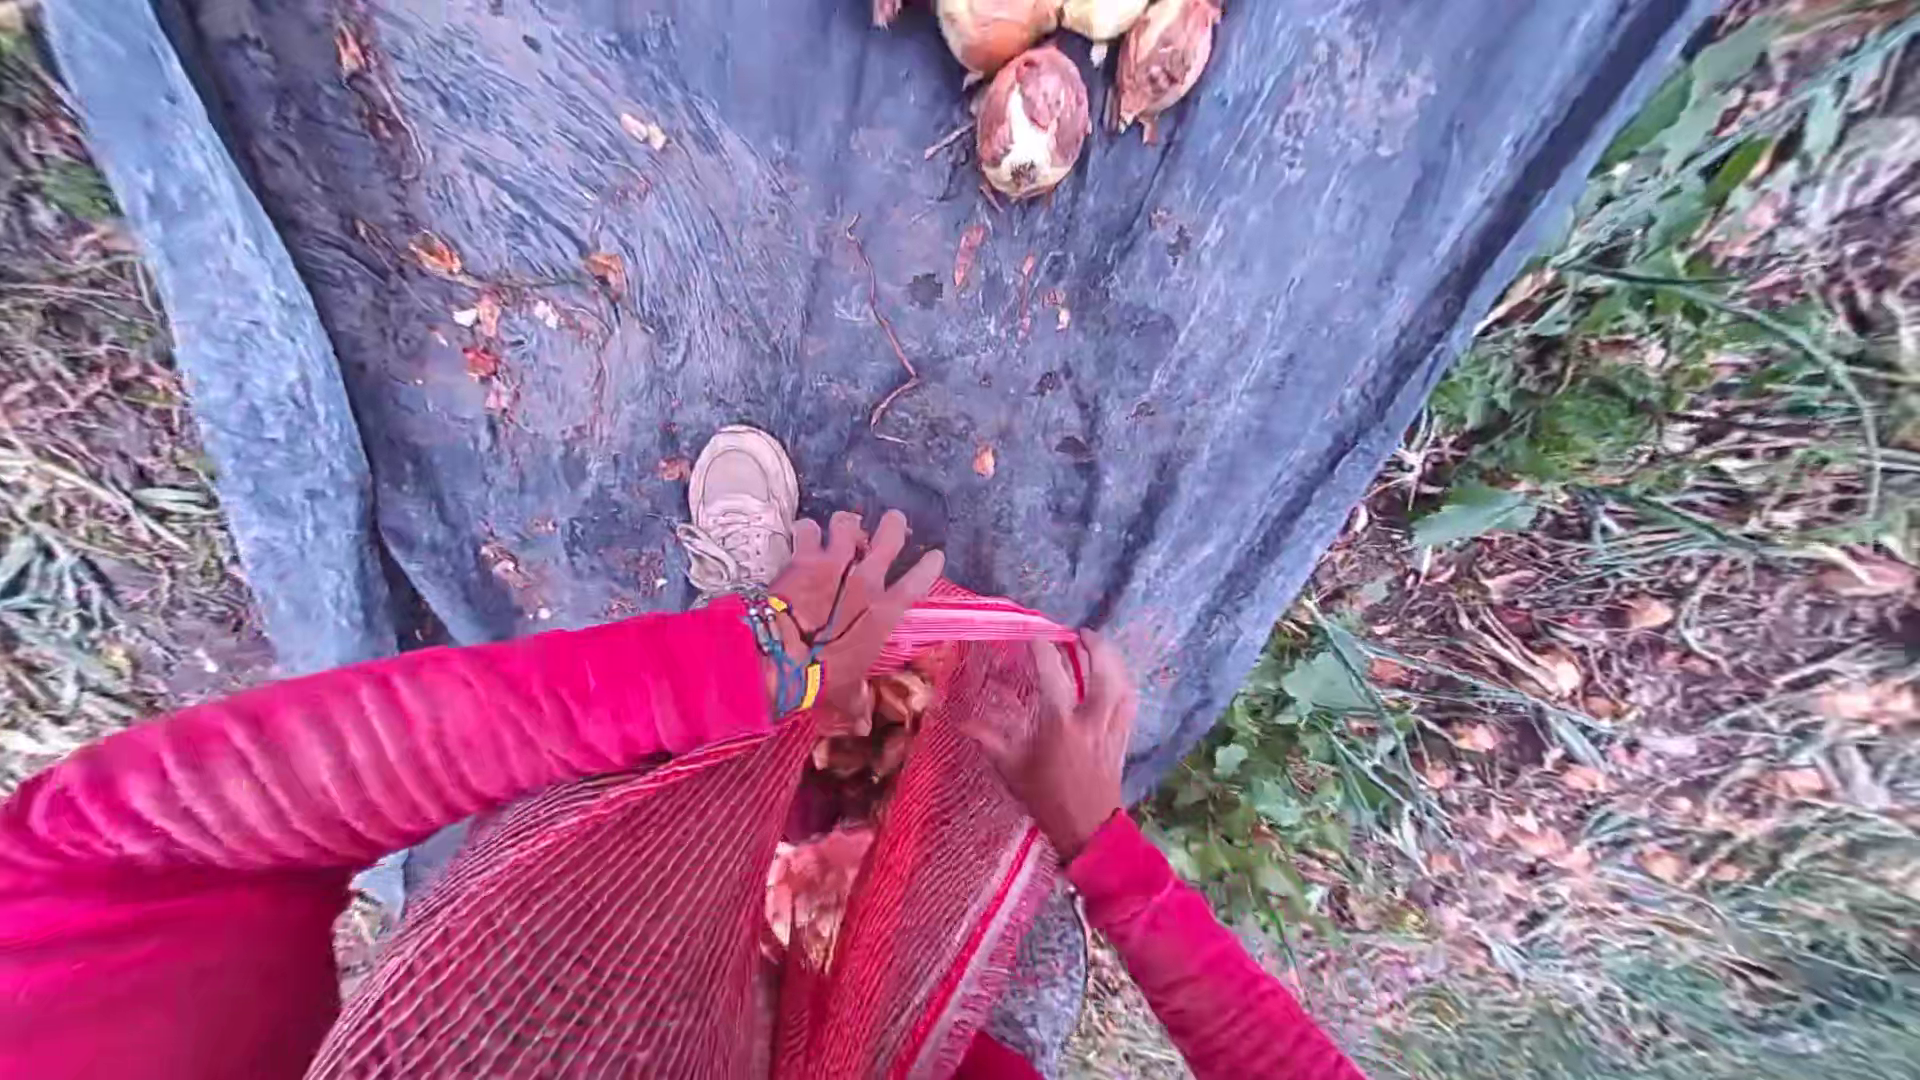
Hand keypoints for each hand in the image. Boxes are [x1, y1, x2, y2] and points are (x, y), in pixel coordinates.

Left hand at [769, 509, 943, 731]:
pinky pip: (808, 530)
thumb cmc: (820, 677)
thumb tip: (864, 725)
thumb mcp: (845, 692)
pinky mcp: (805, 557)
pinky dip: (806, 531)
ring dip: (847, 523)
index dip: (929, 567)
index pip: (917, 584)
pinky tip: (804, 535)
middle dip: (894, 525)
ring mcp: (836, 563)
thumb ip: (857, 701)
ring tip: (843, 527)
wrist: (778, 658)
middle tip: (894, 520)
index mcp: (884, 612)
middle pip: (889, 537)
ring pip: (848, 523)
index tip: (936, 555)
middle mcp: (866, 581)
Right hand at [963, 629, 1135, 860]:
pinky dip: (1125, 683)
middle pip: (1102, 670)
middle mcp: (1091, 719)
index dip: (1042, 647)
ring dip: (1112, 660)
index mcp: (1060, 722)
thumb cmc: (1046, 798)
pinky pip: (1130, 702)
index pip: (1052, 672)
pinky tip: (1118, 677)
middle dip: (1093, 646)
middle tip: (1080, 632)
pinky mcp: (1123, 737)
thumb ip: (989, 740)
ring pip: (1122, 683)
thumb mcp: (1012, 769)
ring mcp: (1112, 727)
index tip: (1034, 633)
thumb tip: (961, 723)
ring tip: (1100, 647)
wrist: (1088, 831)